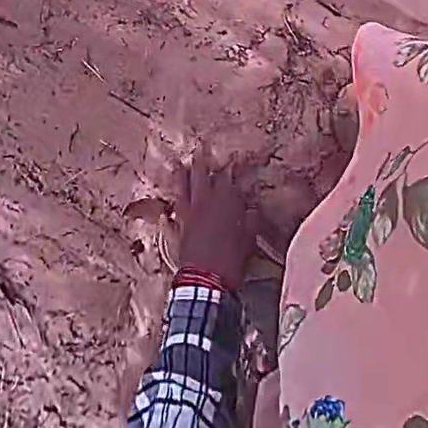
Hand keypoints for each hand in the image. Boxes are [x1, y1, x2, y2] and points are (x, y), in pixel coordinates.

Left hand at [176, 151, 254, 288]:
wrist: (204, 279)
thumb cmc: (231, 262)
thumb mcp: (248, 243)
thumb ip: (250, 222)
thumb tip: (252, 208)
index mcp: (226, 205)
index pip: (228, 182)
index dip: (230, 170)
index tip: (232, 160)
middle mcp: (206, 203)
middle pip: (203, 176)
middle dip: (204, 162)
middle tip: (202, 148)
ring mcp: (190, 210)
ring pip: (186, 184)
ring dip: (186, 172)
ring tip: (184, 161)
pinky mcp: (180, 220)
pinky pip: (177, 199)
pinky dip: (177, 191)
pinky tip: (174, 188)